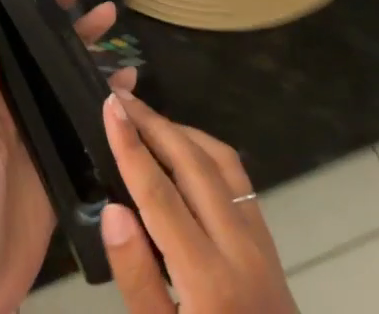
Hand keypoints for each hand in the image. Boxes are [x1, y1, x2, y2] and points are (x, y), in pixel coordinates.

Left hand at [0, 0, 133, 313]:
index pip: (16, 45)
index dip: (40, 12)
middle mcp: (16, 117)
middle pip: (48, 65)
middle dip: (75, 34)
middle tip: (107, 9)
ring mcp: (41, 146)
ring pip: (71, 96)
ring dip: (93, 70)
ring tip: (126, 50)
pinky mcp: (62, 176)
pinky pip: (86, 136)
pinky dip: (107, 116)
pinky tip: (131, 104)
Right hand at [100, 91, 297, 313]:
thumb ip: (137, 277)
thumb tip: (114, 209)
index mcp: (207, 280)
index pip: (160, 195)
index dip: (131, 147)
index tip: (110, 107)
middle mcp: (240, 250)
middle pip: (196, 165)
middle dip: (155, 124)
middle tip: (120, 99)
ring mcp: (261, 244)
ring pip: (223, 163)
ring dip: (183, 132)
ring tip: (145, 118)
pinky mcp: (269, 245)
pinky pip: (238, 180)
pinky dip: (207, 151)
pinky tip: (184, 152)